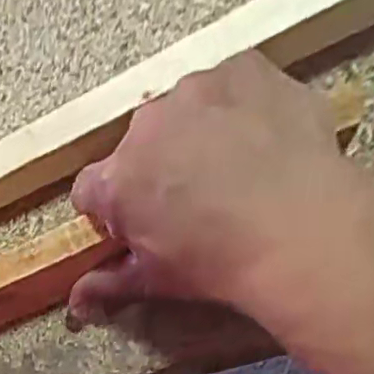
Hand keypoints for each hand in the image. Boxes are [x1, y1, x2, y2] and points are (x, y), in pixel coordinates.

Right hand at [67, 53, 373, 373]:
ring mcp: (197, 90)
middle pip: (136, 148)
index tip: (136, 228)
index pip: (89, 192)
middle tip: (191, 206)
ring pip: (181, 114)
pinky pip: (228, 87)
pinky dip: (236, 111)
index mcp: (117, 182)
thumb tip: (74, 303)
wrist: (298, 230)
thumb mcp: (157, 280)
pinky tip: (258, 145)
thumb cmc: (218, 263)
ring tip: (231, 174)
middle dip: (154, 172)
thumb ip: (109, 285)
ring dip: (194, 137)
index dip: (110, 213)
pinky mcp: (245, 69)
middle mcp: (147, 126)